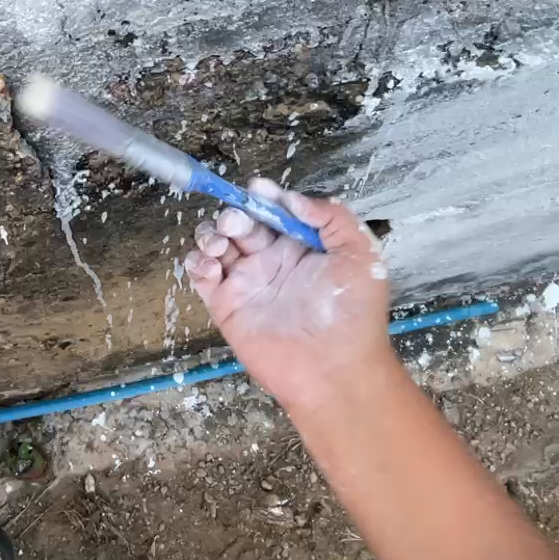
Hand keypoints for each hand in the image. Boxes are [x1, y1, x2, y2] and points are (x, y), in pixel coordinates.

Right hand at [181, 178, 393, 412]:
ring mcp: (245, 281)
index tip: (258, 189)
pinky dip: (196, 262)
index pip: (274, 210)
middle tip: (237, 222)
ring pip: (215, 243)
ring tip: (220, 244)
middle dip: (233, 213)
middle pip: (239, 221)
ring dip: (210, 233)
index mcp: (300, 246)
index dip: (263, 195)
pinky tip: (211, 266)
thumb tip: (292, 199)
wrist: (334, 370)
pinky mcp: (224, 304)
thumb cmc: (353, 315)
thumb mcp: (362, 254)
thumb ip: (331, 216)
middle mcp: (270, 260)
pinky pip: (199, 274)